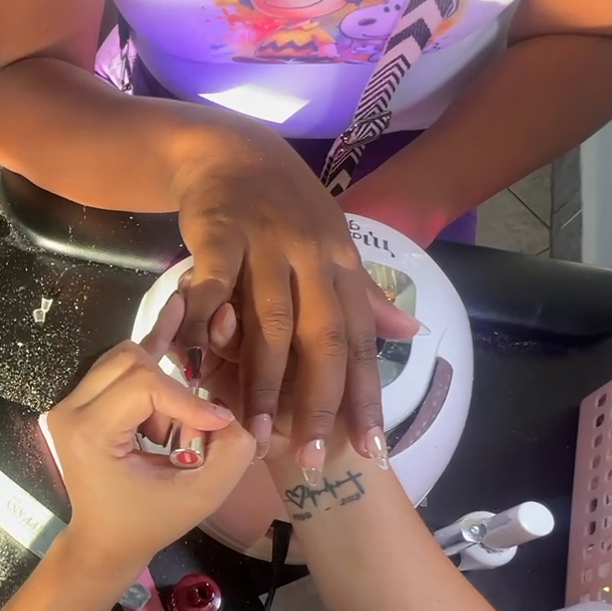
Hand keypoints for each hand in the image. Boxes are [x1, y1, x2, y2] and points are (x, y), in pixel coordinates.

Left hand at [46, 301, 253, 578]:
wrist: (104, 539)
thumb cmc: (148, 522)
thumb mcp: (199, 496)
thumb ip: (230, 453)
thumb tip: (236, 412)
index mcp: (88, 434)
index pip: (143, 386)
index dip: (187, 402)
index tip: (217, 425)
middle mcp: (70, 409)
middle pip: (132, 359)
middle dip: (171, 392)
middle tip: (184, 433)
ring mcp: (71, 401)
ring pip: (127, 356)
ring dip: (159, 387)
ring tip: (167, 429)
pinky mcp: (83, 397)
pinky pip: (120, 362)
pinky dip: (153, 346)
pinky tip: (178, 307)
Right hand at [171, 125, 417, 474]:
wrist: (233, 152)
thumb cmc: (284, 210)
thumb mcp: (332, 248)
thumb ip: (366, 296)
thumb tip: (413, 335)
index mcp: (343, 266)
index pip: (361, 341)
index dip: (367, 397)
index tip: (371, 451)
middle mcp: (314, 257)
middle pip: (322, 339)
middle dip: (320, 402)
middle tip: (312, 458)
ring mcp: (267, 244)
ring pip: (269, 323)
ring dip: (262, 382)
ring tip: (253, 432)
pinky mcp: (221, 234)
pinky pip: (214, 287)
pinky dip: (207, 325)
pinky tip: (198, 366)